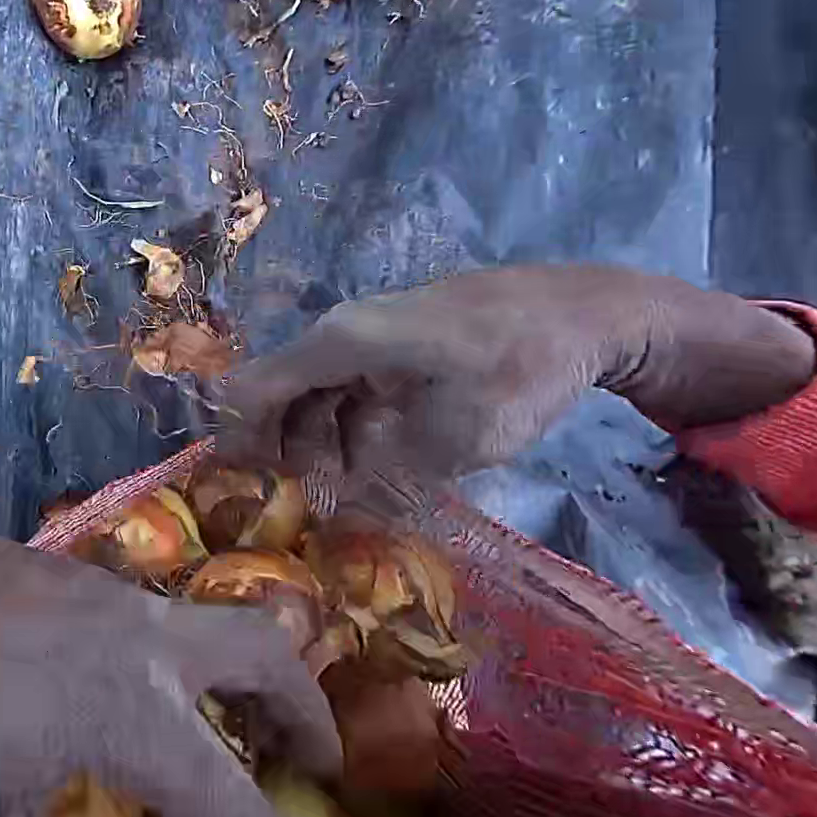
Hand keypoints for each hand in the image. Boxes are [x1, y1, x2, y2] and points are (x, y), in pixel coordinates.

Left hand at [0, 502, 340, 816]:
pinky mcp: (69, 575)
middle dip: (304, 715)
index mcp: (128, 705)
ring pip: (209, 620)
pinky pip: (155, 615)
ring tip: (231, 734)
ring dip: (240, 674)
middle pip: (264, 652)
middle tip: (313, 767)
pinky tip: (127, 697)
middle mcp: (137, 633)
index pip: (239, 816)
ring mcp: (103, 591)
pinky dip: (179, 659)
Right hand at [219, 264, 816, 481]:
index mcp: (337, 344)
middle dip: (280, 450)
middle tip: (299, 502)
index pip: (253, 387)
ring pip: (313, 393)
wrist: (581, 310)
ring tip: (342, 492)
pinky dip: (346, 427)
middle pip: (279, 393)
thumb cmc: (515, 369)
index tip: (237, 487)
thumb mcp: (452, 439)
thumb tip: (335, 506)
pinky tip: (371, 460)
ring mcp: (363, 336)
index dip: (235, 436)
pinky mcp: (389, 343)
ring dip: (316, 443)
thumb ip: (382, 475)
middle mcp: (336, 334)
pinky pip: (346, 387)